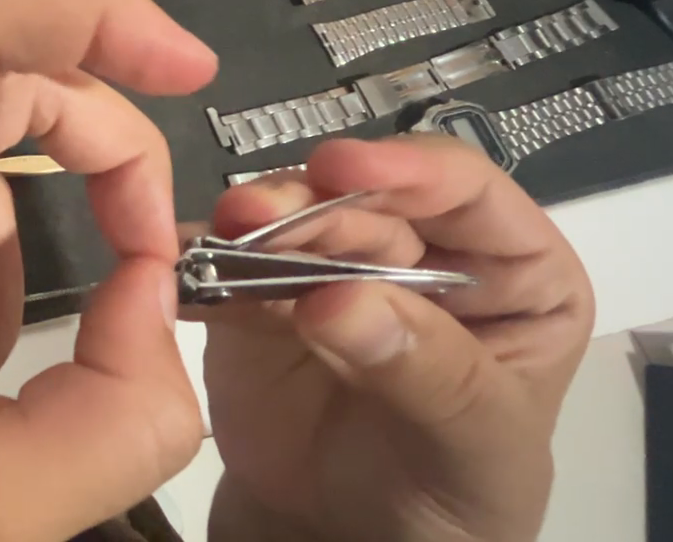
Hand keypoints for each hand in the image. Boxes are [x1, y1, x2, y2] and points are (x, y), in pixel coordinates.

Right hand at [200, 138, 594, 541]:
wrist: (333, 535)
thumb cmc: (441, 499)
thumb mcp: (472, 451)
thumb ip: (427, 375)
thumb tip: (342, 299)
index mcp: (500, 277)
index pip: (464, 193)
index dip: (407, 168)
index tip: (341, 167)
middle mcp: (410, 255)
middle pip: (356, 200)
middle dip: (305, 203)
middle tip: (247, 216)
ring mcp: (322, 268)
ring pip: (284, 218)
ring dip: (245, 220)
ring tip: (214, 234)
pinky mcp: (250, 288)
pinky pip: (220, 258)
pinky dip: (193, 257)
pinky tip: (172, 263)